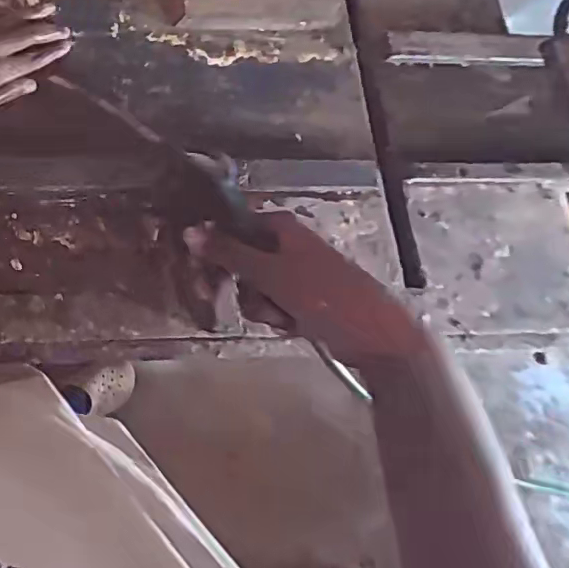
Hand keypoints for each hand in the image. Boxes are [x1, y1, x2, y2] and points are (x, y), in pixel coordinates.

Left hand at [0, 6, 72, 119]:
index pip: (34, 58)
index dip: (52, 51)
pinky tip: (15, 7)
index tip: (67, 45)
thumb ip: (8, 92)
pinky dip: (7, 8)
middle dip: (49, 30)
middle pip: (28, 33)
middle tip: (65, 28)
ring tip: (50, 9)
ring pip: (12, 17)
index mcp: (0, 70)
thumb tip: (33, 83)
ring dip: (33, 13)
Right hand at [183, 212, 433, 367]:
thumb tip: (188, 230)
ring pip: (252, 285)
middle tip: (227, 297)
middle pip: (238, 257)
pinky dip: (274, 315)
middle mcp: (286, 245)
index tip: (200, 266)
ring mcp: (295, 272)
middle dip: (238, 283)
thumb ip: (228, 252)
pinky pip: (270, 302)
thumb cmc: (327, 298)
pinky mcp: (302, 298)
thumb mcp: (271, 274)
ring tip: (279, 316)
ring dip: (258, 304)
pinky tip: (290, 325)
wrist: (380, 340)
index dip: (213, 245)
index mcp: (282, 228)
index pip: (232, 226)